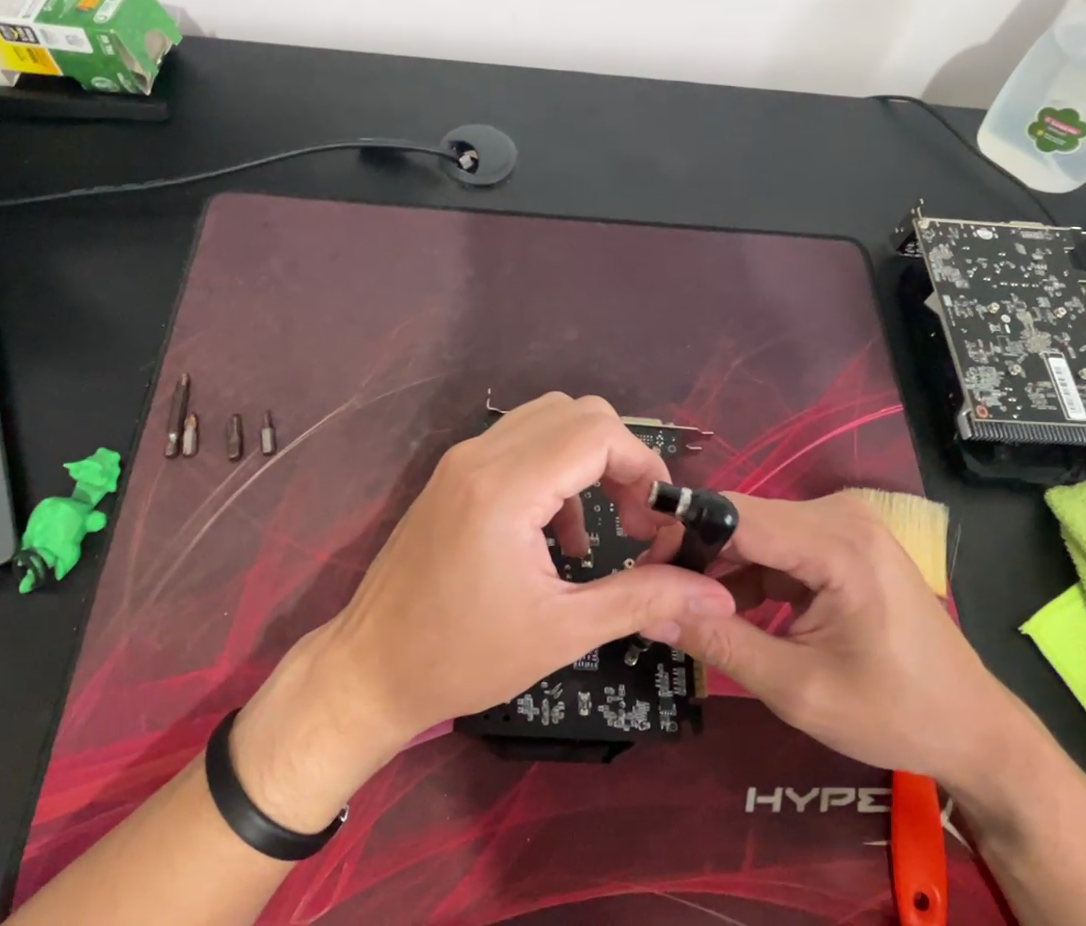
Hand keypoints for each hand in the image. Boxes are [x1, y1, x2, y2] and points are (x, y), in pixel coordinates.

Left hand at [332, 393, 736, 735]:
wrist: (369, 672)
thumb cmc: (462, 657)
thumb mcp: (562, 631)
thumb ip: (644, 599)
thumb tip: (716, 595)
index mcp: (504, 487)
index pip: (596, 431)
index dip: (644, 465)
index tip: (661, 519)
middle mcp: (479, 457)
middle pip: (575, 414)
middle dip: (621, 459)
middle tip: (638, 521)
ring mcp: (459, 463)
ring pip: (545, 423)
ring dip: (587, 463)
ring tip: (604, 530)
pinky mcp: (450, 479)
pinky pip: (517, 447)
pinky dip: (553, 473)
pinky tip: (559, 538)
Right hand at [654, 491, 1020, 783]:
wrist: (973, 729)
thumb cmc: (893, 713)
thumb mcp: (795, 687)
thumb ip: (719, 643)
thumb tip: (649, 612)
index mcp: (837, 543)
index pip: (734, 514)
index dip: (678, 536)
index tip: (638, 573)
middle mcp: (840, 517)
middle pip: (741, 519)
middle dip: (695, 557)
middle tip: (656, 602)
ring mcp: (844, 528)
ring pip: (754, 534)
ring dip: (718, 571)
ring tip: (686, 614)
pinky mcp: (843, 546)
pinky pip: (777, 549)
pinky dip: (748, 579)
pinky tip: (730, 615)